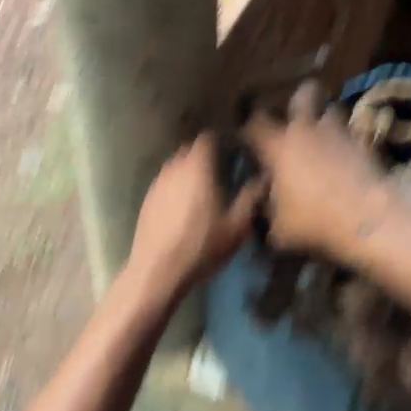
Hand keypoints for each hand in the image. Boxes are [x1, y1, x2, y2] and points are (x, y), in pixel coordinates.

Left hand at [127, 132, 263, 294]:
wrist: (158, 271)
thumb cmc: (202, 246)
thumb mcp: (236, 227)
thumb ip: (251, 197)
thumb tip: (264, 178)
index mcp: (198, 168)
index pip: (206, 139)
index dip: (218, 141)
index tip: (230, 149)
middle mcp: (175, 168)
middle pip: (189, 150)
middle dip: (203, 156)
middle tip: (219, 171)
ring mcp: (157, 184)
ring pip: (175, 166)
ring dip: (188, 171)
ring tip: (201, 190)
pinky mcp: (147, 200)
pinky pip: (164, 183)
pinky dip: (175, 187)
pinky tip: (181, 208)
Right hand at [244, 80, 391, 252]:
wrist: (366, 219)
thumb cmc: (314, 221)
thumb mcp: (280, 229)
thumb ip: (268, 212)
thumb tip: (265, 202)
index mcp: (278, 146)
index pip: (255, 123)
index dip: (250, 124)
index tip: (250, 131)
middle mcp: (306, 130)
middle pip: (303, 94)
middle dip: (301, 97)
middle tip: (298, 108)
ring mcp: (339, 133)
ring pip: (333, 109)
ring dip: (328, 117)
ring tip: (326, 131)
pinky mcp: (364, 143)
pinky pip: (354, 132)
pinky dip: (349, 138)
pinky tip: (348, 152)